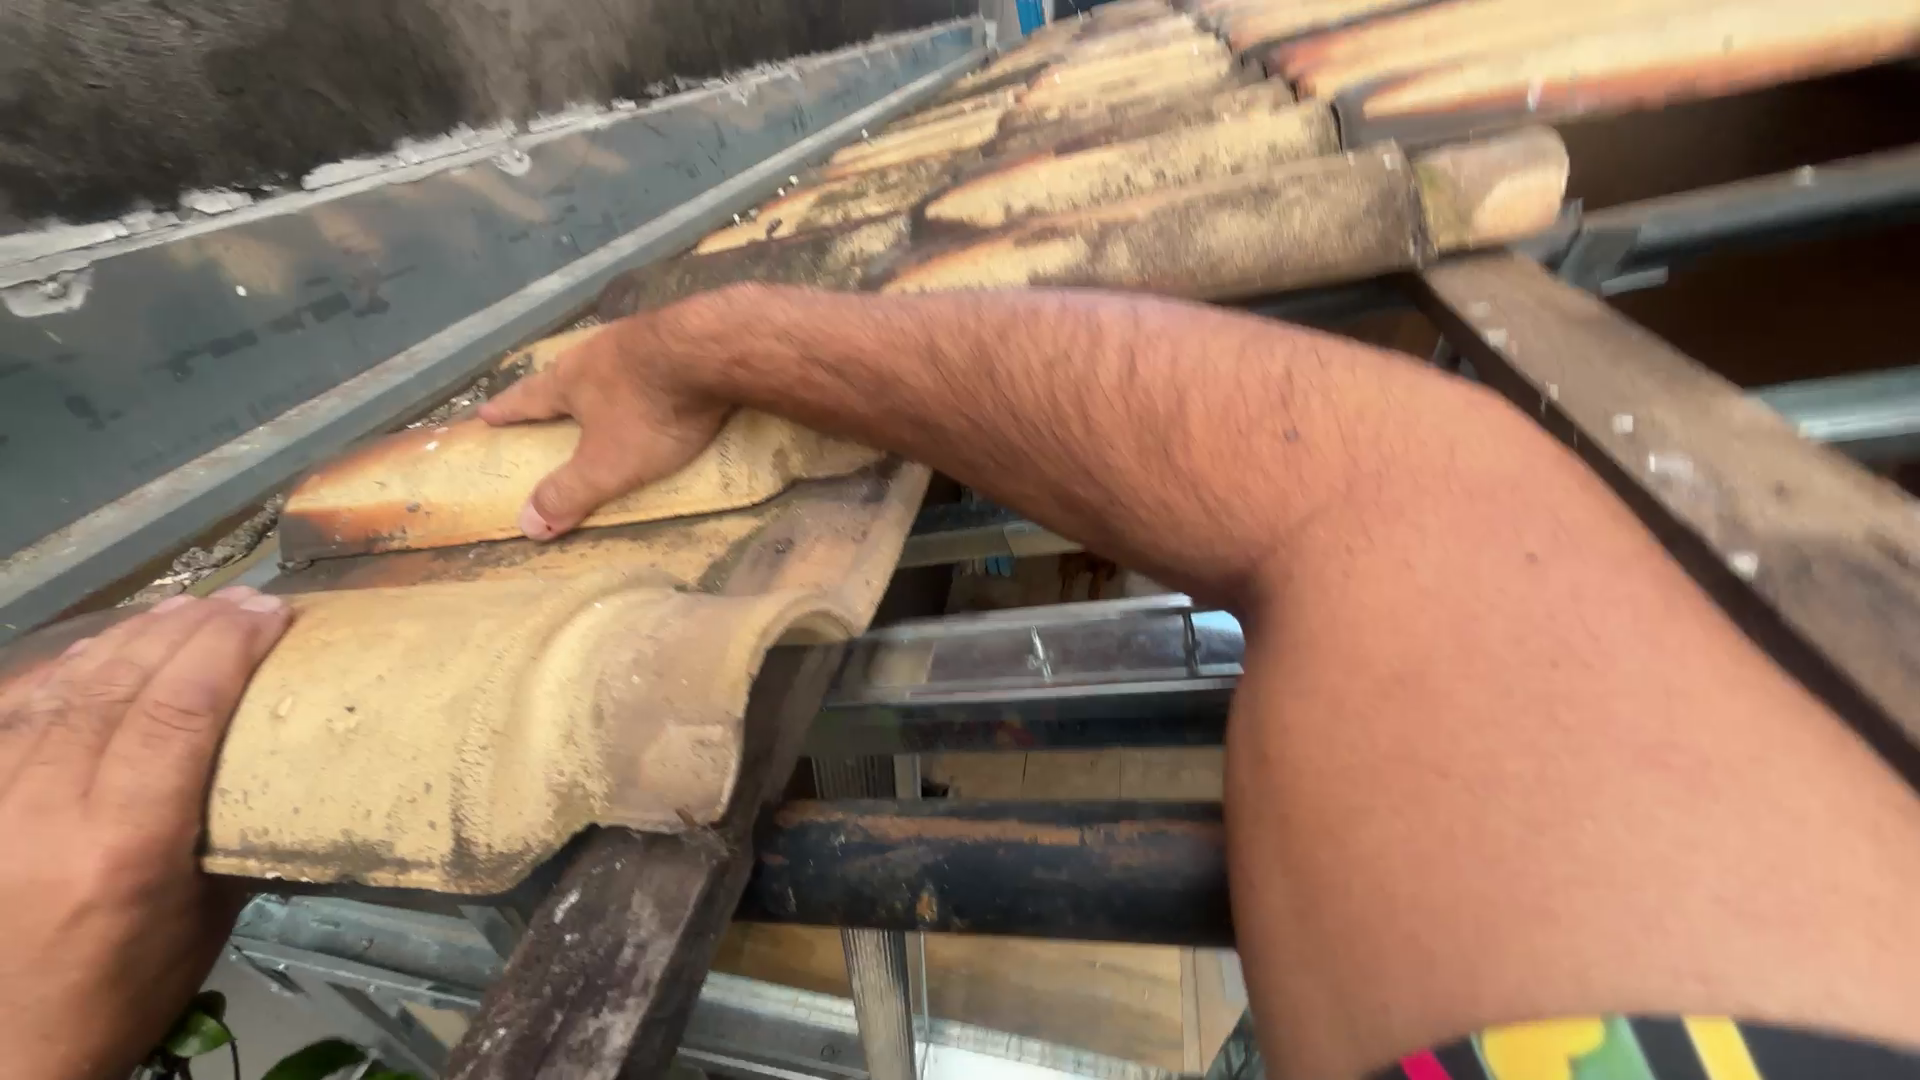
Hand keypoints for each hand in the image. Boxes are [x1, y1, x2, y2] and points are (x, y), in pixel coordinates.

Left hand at [0, 588, 291, 1079]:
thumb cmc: (128, 988)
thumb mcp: (210, 914)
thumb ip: (229, 825)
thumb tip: (281, 754)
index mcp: (122, 846)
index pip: (177, 714)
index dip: (226, 649)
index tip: (272, 614)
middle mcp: (41, 815)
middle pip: (118, 690)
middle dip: (188, 630)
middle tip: (245, 599)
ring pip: (56, 692)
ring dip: (128, 638)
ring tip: (186, 605)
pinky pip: (6, 716)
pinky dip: (61, 670)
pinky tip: (104, 646)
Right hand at [479, 315, 731, 539]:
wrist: (708, 352)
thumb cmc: (650, 411)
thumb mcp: (607, 464)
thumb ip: (570, 492)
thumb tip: (526, 525)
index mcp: (572, 380)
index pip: (529, 398)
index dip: (508, 409)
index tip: (484, 412)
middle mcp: (599, 350)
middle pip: (569, 369)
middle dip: (559, 385)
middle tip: (550, 392)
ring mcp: (643, 336)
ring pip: (614, 356)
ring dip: (608, 372)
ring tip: (608, 382)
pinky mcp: (684, 333)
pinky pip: (661, 352)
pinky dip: (656, 366)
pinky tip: (666, 370)